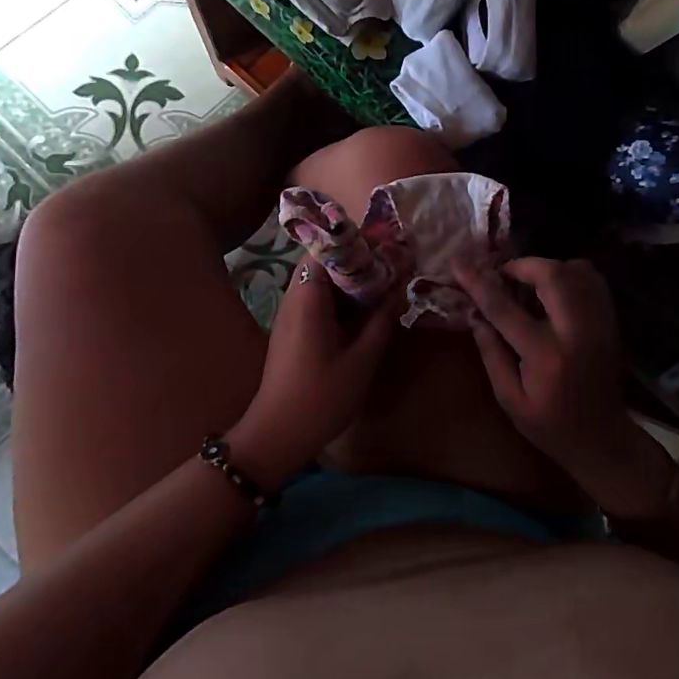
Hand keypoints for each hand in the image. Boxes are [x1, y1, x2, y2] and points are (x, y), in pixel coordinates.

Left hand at [230, 260, 401, 485]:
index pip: (327, 250)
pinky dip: (343, 301)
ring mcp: (291, 316)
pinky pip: (319, 302)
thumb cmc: (321, 396)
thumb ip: (382, 320)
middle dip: (359, 261)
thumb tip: (399, 290)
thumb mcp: (362, 359)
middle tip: (393, 265)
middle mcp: (295, 299)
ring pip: (323, 284)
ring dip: (352, 282)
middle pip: (326, 263)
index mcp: (308, 299)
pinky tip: (367, 312)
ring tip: (386, 284)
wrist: (278, 435)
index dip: (357, 243)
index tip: (388, 245)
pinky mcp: (294, 332)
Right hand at [453, 258, 674, 518]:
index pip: (504, 308)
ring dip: (549, 268)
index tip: (458, 263)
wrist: (601, 437)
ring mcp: (599, 323)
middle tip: (505, 274)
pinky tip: (554, 289)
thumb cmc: (549, 424)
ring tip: (529, 281)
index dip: (477, 282)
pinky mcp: (611, 321)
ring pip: (578, 271)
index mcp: (545, 355)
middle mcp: (576, 331)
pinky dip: (571, 274)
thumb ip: (491, 353)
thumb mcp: (509, 399)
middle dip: (524, 265)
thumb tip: (474, 314)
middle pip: (553, 275)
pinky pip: (593, 280)